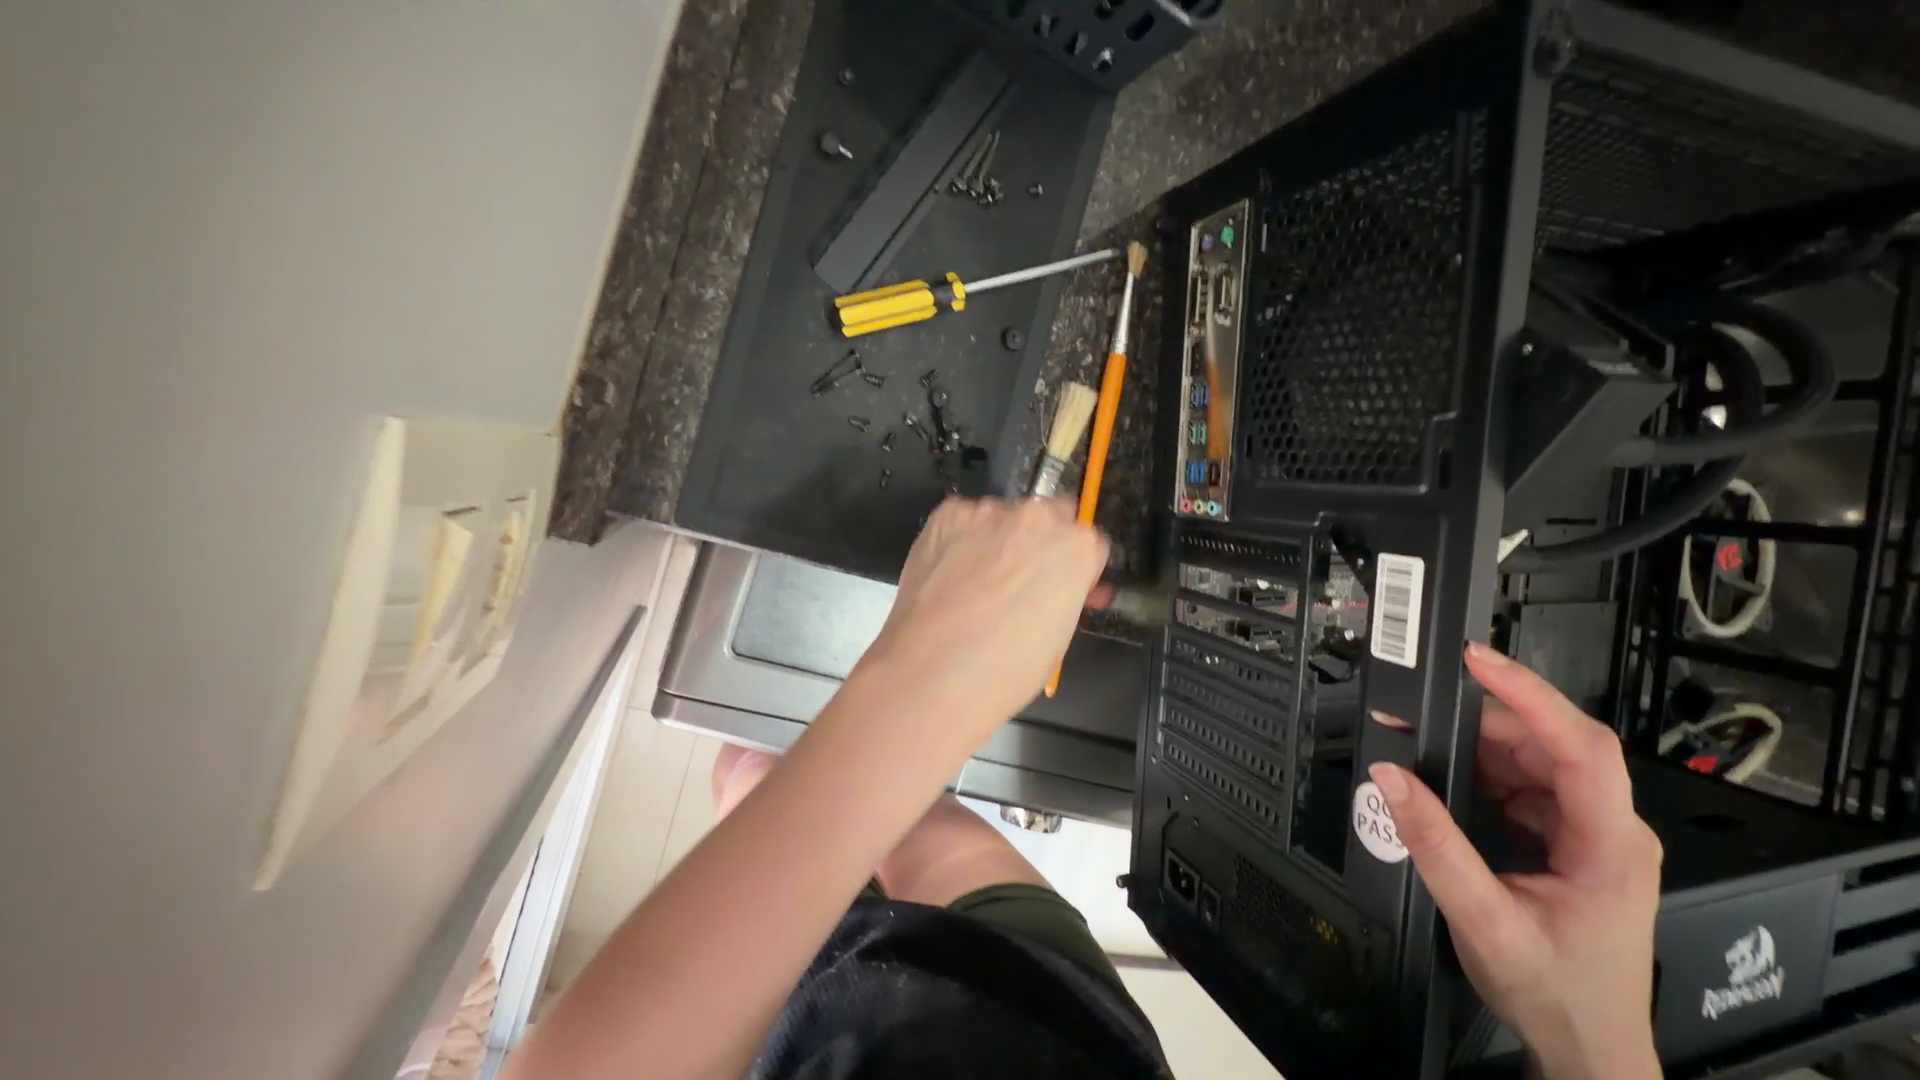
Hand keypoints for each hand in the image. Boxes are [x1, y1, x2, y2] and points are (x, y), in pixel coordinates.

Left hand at [859, 497, 1108, 744]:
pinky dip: (960, 539)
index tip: (1061, 587)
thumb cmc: (1007, 668)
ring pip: (1003, 517)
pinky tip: (949, 573)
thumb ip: (1066, 596)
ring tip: (975, 582)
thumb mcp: (1059, 636)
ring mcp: (989, 512)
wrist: (935, 671)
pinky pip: (963, 520)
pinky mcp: (947, 515)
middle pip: (1049, 518)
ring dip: (997, 539)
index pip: (1090, 543)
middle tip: (1019, 582)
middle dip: (1040, 543)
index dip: (1075, 567)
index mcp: (1078, 547)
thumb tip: (1063, 588)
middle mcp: (1037, 518)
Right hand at [1368, 644, 1662, 1079]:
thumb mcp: (1484, 921)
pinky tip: (1444, 782)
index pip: (1582, 747)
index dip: (1531, 696)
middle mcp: (1610, 828)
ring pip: (1533, 762)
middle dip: (1482, 722)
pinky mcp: (1568, 839)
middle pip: (1550, 745)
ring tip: (1420, 746)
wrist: (1587, 1046)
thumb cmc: (1553, 992)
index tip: (1477, 661)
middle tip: (1416, 715)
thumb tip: (1389, 776)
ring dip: (1475, 749)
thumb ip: (1435, 846)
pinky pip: (1523, 786)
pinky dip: (1479, 775)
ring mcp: (1591, 832)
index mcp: (1611, 846)